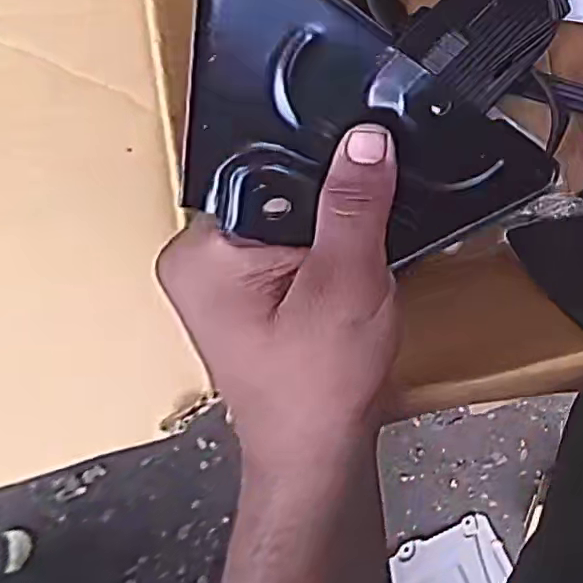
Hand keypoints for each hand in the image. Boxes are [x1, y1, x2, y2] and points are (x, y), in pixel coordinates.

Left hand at [157, 125, 400, 472]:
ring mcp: (232, 270)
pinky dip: (338, 235)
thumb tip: (367, 137)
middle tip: (378, 213)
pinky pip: (304, 232)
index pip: (272, 166)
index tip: (376, 167)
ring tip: (370, 238)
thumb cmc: (323, 378)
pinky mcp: (260, 282)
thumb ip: (354, 205)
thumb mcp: (346, 282)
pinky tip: (359, 251)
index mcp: (205, 249)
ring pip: (300, 208)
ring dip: (343, 216)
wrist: (324, 445)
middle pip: (287, 184)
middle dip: (340, 194)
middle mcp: (207, 254)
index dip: (331, 161)